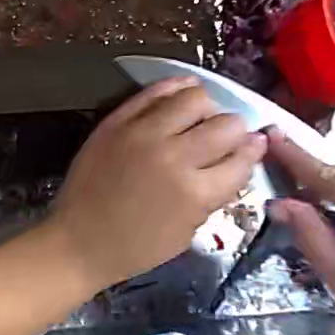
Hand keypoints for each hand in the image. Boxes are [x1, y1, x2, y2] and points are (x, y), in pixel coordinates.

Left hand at [43, 77, 267, 289]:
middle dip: (236, 129)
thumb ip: (214, 195)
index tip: (255, 145)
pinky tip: (183, 92)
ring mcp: (144, 134)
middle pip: (226, 124)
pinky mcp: (118, 121)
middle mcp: (174, 156)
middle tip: (229, 134)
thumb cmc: (136, 247)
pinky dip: (175, 88)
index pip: (241, 159)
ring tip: (203, 114)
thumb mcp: (187, 232)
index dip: (253, 151)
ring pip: (194, 98)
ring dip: (208, 106)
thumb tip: (237, 162)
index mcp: (195, 192)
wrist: (78, 241)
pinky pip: (155, 92)